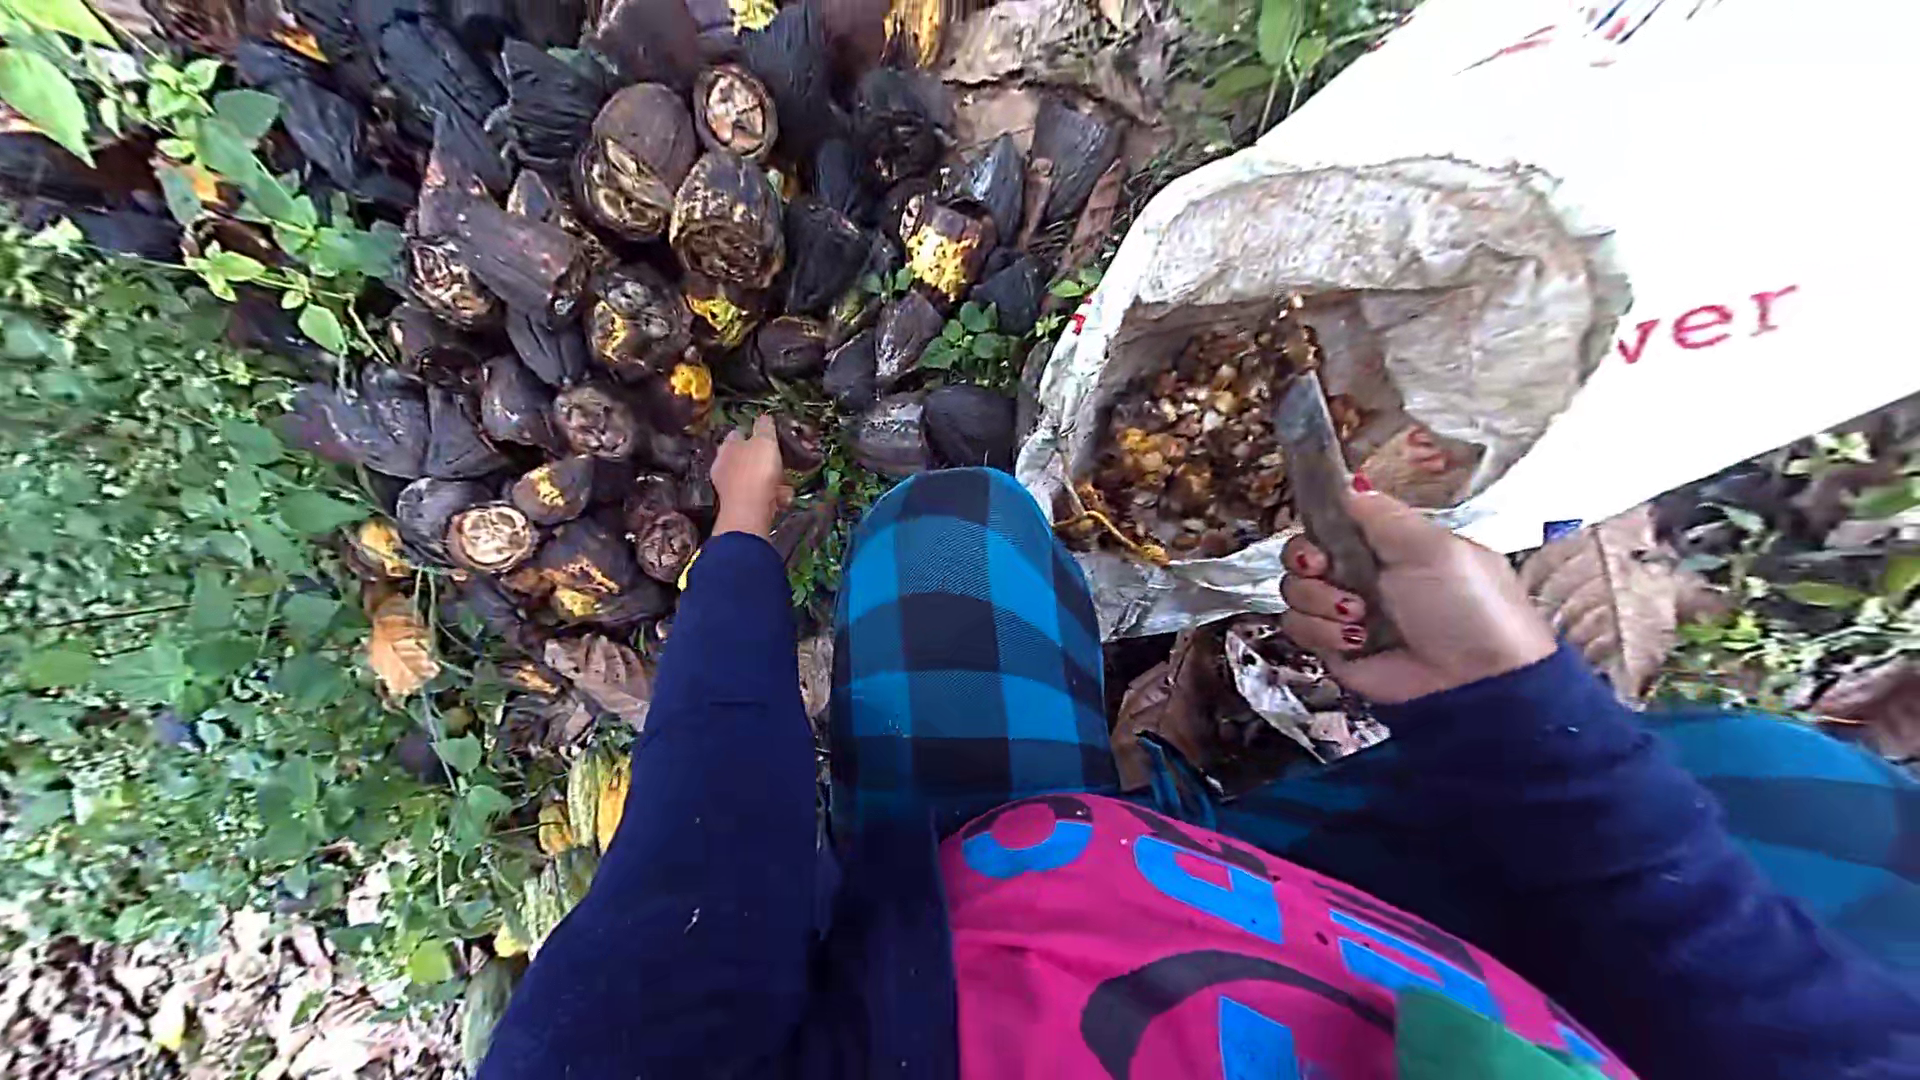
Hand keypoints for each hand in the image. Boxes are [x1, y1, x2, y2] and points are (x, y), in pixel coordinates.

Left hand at [710, 414, 786, 538]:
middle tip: (780, 463)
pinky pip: (758, 496)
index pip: (737, 433)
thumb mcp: (765, 442)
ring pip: (753, 478)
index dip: (753, 433)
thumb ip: (765, 428)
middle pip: (746, 458)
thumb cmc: (757, 471)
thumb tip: (764, 416)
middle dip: (763, 460)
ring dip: (770, 480)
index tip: (768, 436)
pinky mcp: (739, 505)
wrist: (750, 511)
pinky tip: (781, 499)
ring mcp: (729, 487)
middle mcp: (724, 465)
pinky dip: (770, 496)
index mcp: (728, 446)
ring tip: (785, 485)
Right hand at [1280, 486, 1556, 703]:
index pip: (1327, 525)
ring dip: (1320, 602)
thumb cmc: (1465, 607)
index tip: (1321, 540)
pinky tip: (1355, 640)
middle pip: (1298, 555)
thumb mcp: (1433, 547)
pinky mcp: (1328, 645)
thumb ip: (1382, 514)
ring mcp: (1339, 611)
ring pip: (1292, 590)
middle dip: (1306, 562)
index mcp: (1383, 547)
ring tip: (1359, 617)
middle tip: (1327, 571)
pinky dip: (1321, 632)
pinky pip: (1296, 626)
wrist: (1473, 683)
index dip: (1315, 529)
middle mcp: (1356, 575)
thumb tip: (1347, 485)